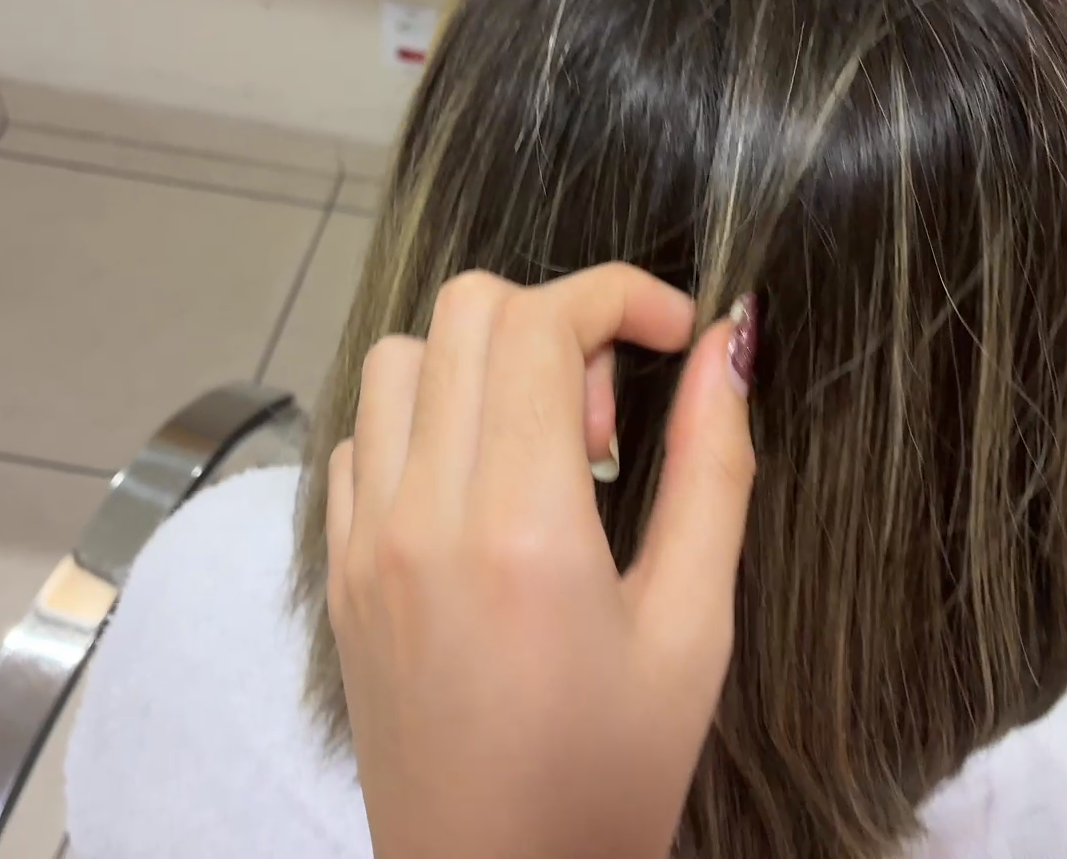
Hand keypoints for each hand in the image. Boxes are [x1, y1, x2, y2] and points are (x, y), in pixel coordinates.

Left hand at [325, 264, 758, 858]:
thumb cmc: (611, 772)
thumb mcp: (695, 623)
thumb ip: (714, 468)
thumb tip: (727, 348)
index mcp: (518, 526)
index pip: (540, 322)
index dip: (619, 294)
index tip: (677, 332)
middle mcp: (420, 511)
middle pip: (467, 311)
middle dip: (558, 319)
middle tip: (608, 409)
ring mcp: (362, 535)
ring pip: (402, 356)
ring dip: (486, 361)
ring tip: (542, 445)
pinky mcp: (339, 563)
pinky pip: (366, 432)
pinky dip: (430, 415)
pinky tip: (482, 482)